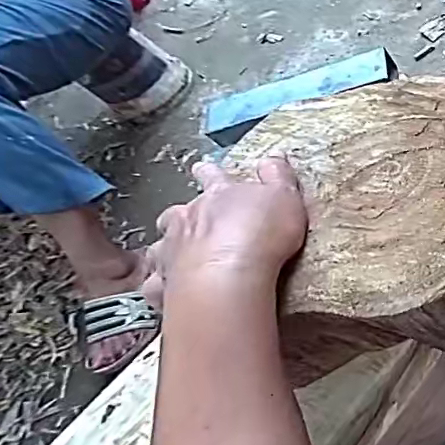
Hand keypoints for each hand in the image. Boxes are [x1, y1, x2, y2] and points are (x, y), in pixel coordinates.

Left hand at [142, 159, 306, 307]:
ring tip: (179, 256)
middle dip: (183, 214)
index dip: (209, 171)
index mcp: (218, 196)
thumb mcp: (285, 197)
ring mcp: (171, 249)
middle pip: (179, 212)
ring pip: (163, 244)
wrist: (231, 274)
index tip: (202, 166)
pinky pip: (159, 281)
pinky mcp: (165, 280)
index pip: (213, 177)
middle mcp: (187, 218)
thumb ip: (278, 176)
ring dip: (170, 248)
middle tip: (188, 218)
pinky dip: (163, 283)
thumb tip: (273, 157)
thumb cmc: (262, 233)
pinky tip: (170, 288)